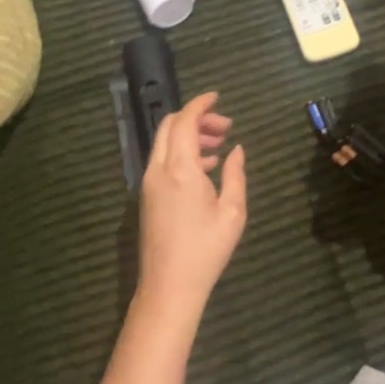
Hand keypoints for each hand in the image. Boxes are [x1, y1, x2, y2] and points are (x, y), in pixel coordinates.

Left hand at [137, 92, 246, 309]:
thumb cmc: (206, 250)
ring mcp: (149, 183)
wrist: (169, 286)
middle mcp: (159, 169)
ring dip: (190, 136)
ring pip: (165, 143)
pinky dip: (182, 153)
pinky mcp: (147, 196)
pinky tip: (205, 168)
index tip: (218, 97)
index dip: (201, 104)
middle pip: (171, 126)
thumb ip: (236, 174)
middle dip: (197, 119)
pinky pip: (162, 160)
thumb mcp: (233, 212)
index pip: (185, 121)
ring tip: (220, 146)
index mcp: (180, 169)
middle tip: (225, 128)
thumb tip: (237, 150)